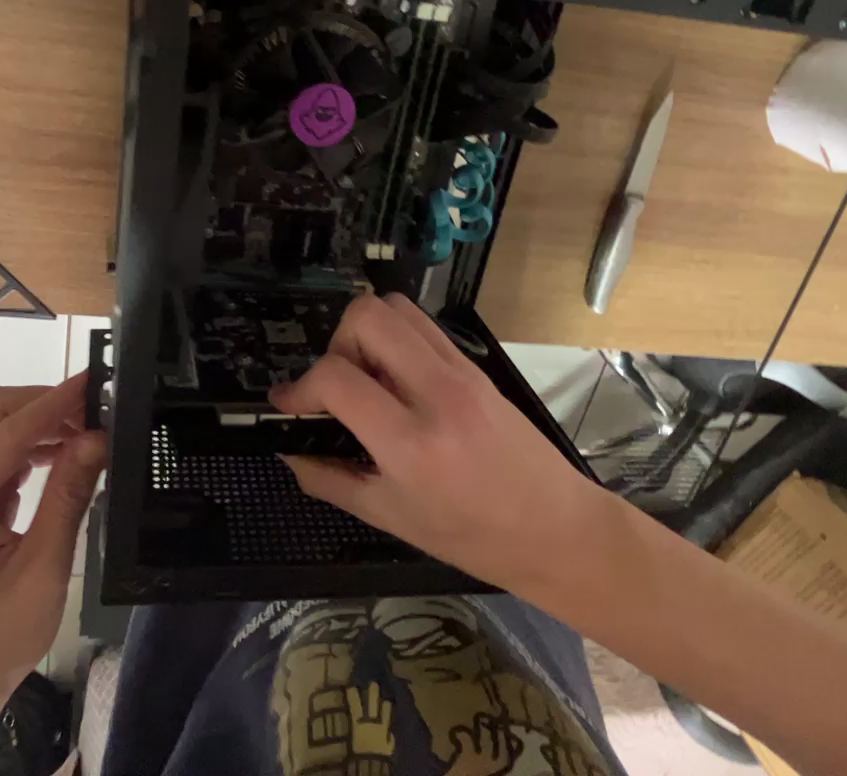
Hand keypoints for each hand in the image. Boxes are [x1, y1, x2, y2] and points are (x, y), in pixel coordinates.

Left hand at [0, 375, 105, 772]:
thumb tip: (96, 438)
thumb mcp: (43, 571)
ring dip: (34, 427)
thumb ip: (68, 498)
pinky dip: (23, 452)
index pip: (8, 430)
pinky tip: (58, 460)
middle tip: (95, 411)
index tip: (96, 380)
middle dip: (43, 404)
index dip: (55, 400)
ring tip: (85, 435)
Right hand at [270, 294, 616, 596]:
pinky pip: (423, 325)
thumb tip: (290, 451)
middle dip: (334, 344)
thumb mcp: (389, 517)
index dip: (299, 387)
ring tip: (367, 378)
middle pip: (366, 317)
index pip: (336, 377)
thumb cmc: (472, 537)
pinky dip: (395, 337)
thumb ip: (329, 478)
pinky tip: (395, 378)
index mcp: (411, 442)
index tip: (289, 405)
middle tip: (338, 387)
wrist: (557, 530)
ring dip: (365, 333)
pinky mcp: (475, 365)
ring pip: (395, 307)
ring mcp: (461, 371)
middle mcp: (436, 392)